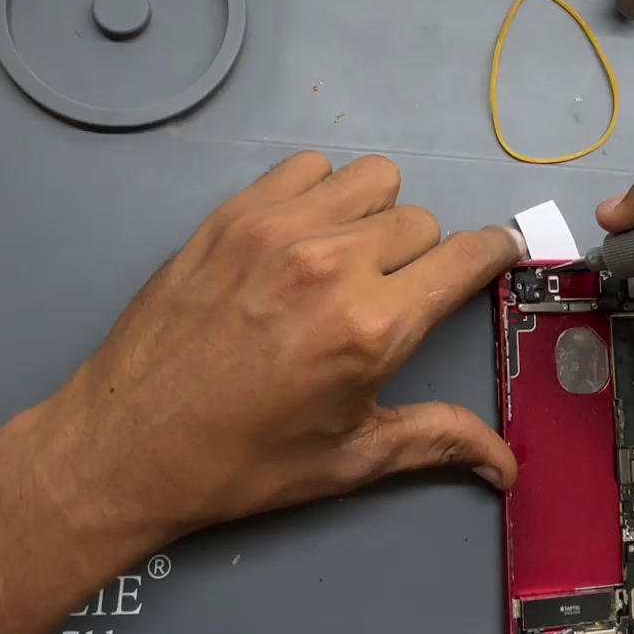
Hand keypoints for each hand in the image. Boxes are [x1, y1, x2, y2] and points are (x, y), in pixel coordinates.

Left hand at [30, 152, 524, 552]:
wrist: (125, 444)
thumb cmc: (244, 461)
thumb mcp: (350, 459)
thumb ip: (438, 441)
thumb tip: (508, 466)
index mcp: (373, 327)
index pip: (466, 257)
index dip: (497, 249)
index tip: (501, 249)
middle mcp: (334, 263)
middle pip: (421, 220)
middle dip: (423, 255)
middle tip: (389, 293)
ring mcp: (280, 228)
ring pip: (372, 179)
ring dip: (375, 214)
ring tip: (347, 256)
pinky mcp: (235, 212)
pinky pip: (308, 167)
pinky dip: (320, 192)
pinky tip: (298, 235)